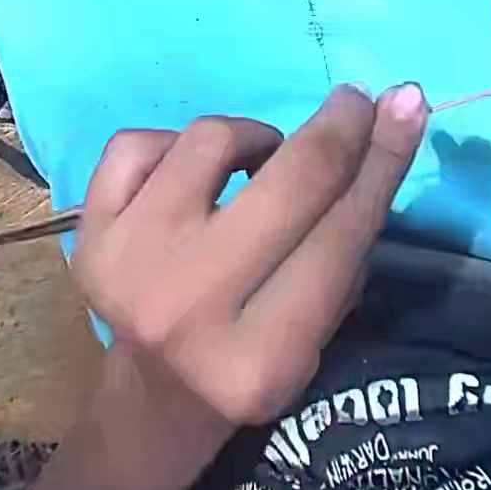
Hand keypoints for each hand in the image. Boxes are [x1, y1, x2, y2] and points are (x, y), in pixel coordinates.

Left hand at [72, 84, 429, 428]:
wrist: (157, 389)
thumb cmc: (253, 351)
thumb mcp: (318, 318)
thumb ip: (351, 228)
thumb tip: (392, 114)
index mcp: (262, 360)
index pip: (343, 232)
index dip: (383, 157)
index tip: (404, 100)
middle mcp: (188, 313)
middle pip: (288, 183)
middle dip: (336, 127)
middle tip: (351, 101)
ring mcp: (126, 268)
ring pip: (211, 138)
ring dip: (251, 140)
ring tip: (254, 167)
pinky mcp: (86, 236)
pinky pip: (139, 141)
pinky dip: (174, 146)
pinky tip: (187, 179)